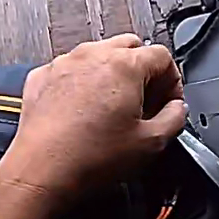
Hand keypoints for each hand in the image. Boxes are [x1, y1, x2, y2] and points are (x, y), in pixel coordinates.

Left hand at [0, 35, 186, 213]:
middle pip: (130, 47)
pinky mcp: (42, 78)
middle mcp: (92, 55)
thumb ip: (175, 118)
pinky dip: (83, 85)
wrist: (42, 171)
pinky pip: (71, 71)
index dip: (173, 81)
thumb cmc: (91, 158)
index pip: (162, 56)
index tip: (169, 103)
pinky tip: (85, 113)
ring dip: (113, 76)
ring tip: (114, 110)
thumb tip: (177, 109)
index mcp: (124, 65)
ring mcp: (64, 63)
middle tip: (146, 103)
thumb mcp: (151, 144)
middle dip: (144, 72)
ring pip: (99, 56)